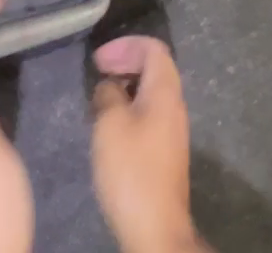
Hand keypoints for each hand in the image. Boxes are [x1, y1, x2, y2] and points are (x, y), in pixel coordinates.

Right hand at [91, 37, 206, 252]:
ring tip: (100, 96)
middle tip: (98, 70)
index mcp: (165, 92)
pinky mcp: (165, 150)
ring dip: (126, 85)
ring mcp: (172, 129)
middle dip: (125, 61)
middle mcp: (174, 105)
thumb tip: (109, 85)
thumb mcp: (110, 123)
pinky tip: (109, 124)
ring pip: (151, 91)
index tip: (98, 59)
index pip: (153, 48)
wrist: (156, 225)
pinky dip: (129, 105)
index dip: (125, 45)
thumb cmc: (131, 169)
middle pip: (155, 67)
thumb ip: (108, 94)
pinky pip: (149, 112)